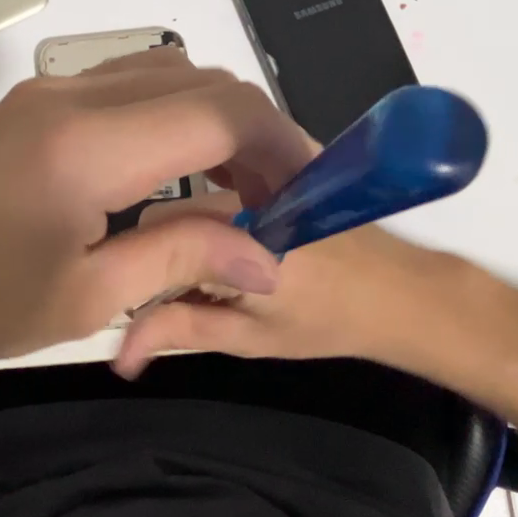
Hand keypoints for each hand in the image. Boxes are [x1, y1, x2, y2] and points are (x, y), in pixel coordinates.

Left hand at [0, 49, 315, 360]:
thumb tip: (267, 255)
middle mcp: (69, 98)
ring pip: (164, 73)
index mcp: (85, 149)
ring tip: (238, 185)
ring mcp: (47, 91)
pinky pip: (126, 84)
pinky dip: (171, 112)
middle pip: (199, 81)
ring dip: (215, 116)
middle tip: (279, 197)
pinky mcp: (34, 101)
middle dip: (256, 131)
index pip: (218, 112)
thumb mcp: (85, 298)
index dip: (280, 147)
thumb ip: (181, 258)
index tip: (306, 194)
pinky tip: (179, 166)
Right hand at [114, 195, 488, 378]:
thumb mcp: (248, 337)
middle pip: (164, 214)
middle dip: (160, 251)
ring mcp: (256, 171)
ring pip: (187, 192)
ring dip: (183, 226)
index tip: (144, 298)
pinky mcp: (272, 163)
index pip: (147, 239)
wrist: (399, 292)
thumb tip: (118, 354)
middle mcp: (240, 192)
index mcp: (232, 235)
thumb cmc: (325, 322)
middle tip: (182, 288)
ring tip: (205, 262)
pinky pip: (217, 174)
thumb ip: (179, 331)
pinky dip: (206, 198)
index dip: (137, 271)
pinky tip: (220, 230)